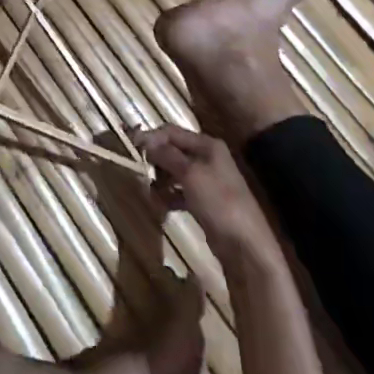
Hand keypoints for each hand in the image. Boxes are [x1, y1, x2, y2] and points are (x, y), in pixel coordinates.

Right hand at [137, 125, 276, 259]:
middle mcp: (207, 158)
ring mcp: (206, 180)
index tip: (131, 146)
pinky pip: (180, 192)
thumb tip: (146, 138)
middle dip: (157, 160)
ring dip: (161, 180)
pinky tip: (162, 206)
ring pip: (175, 173)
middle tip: (143, 173)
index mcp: (207, 145)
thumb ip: (168, 155)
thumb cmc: (217, 200)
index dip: (152, 137)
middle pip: (174, 151)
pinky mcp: (203, 201)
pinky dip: (169, 197)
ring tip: (153, 193)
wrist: (242, 241)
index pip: (174, 132)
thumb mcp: (191, 174)